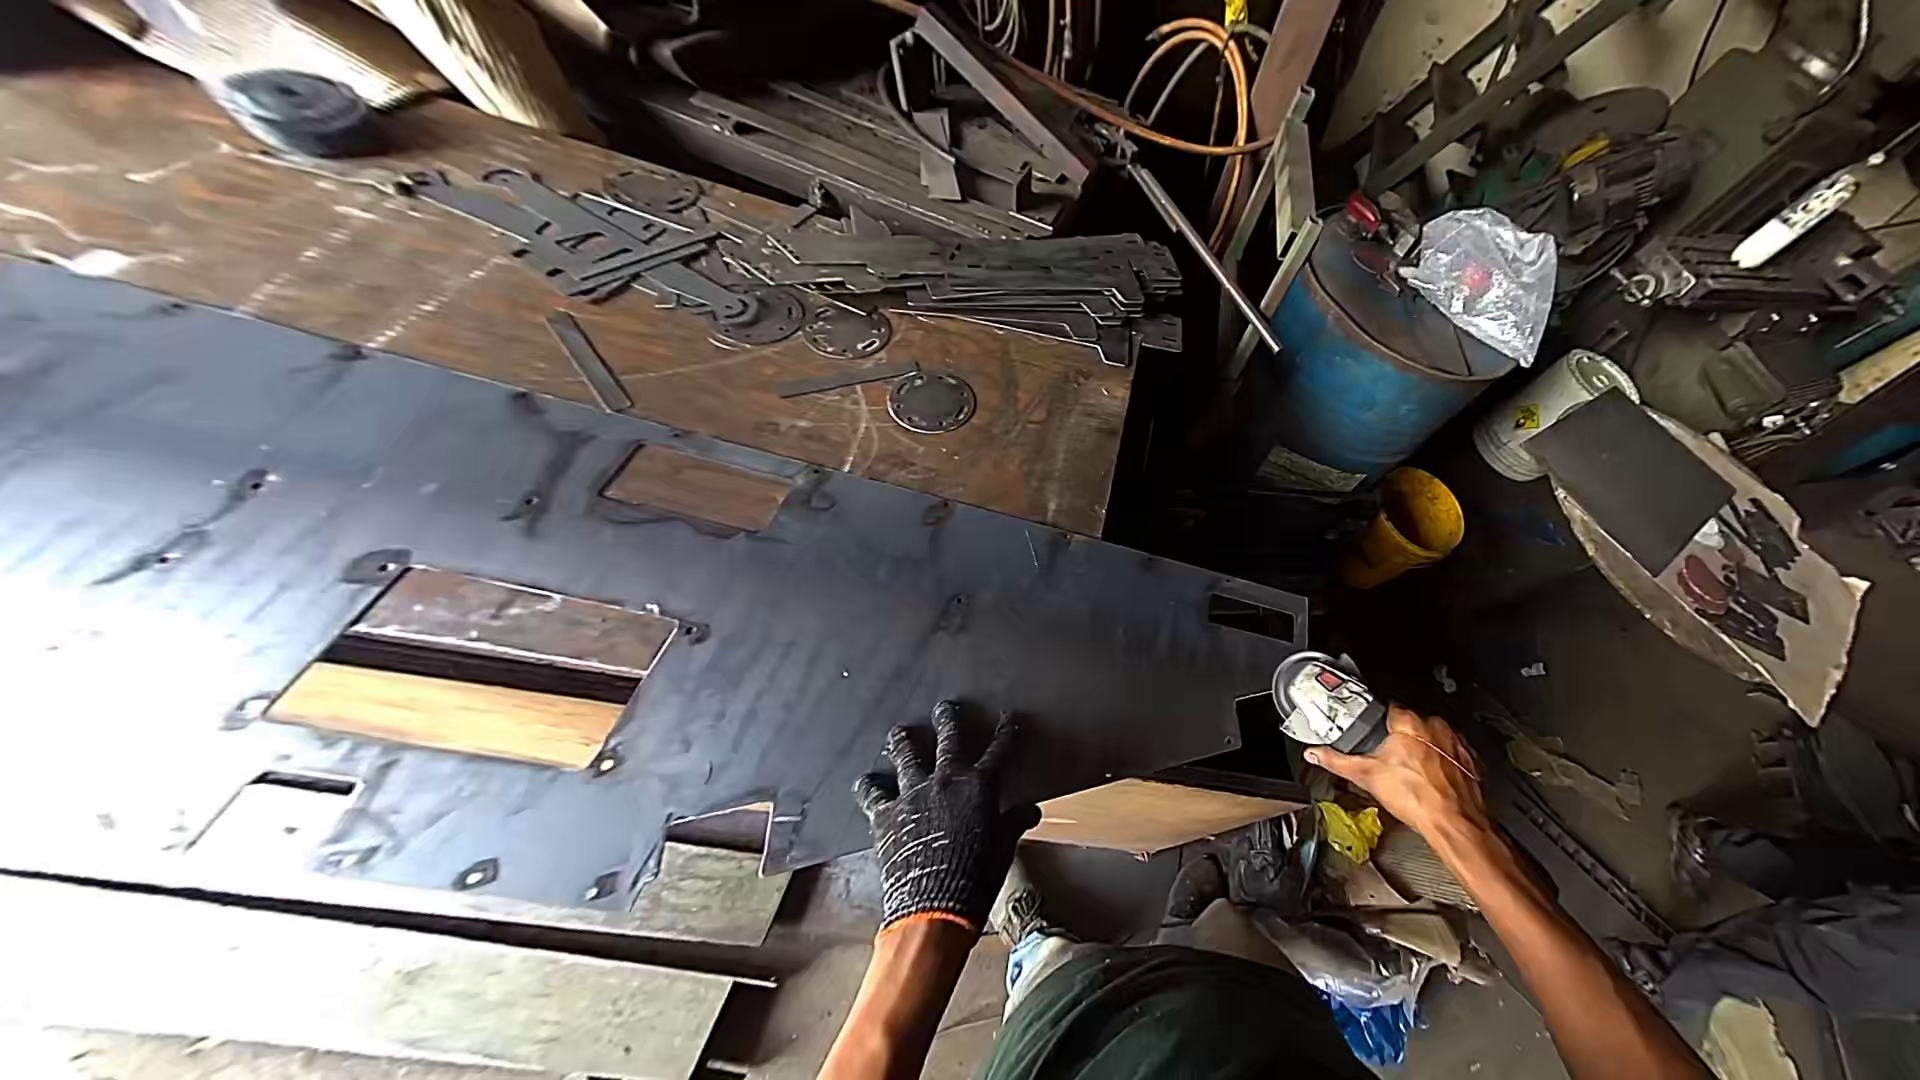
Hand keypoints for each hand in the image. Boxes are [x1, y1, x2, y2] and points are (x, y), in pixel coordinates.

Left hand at [854, 701, 1038, 933]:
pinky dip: (869, 787)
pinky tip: (867, 782)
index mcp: (979, 786)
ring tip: (898, 732)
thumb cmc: (977, 879)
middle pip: (948, 738)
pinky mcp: (886, 813)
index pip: (999, 750)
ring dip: (902, 741)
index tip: (1009, 718)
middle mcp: (945, 779)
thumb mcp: (1004, 849)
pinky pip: (872, 792)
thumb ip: (1014, 823)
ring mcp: (913, 793)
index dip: (1006, 732)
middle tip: (944, 707)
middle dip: (948, 718)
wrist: (934, 908)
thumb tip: (1031, 809)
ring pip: (905, 755)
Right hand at [1306, 706, 1489, 837]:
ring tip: (1412, 768)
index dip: (1380, 722)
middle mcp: (1436, 728)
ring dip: (1425, 747)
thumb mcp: (1365, 775)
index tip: (1376, 732)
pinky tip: (1432, 778)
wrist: (1454, 824)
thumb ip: (1336, 760)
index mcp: (1409, 723)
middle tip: (1392, 755)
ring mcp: (1457, 744)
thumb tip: (1314, 753)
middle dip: (1403, 736)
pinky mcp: (1473, 762)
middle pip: (1413, 723)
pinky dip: (1444, 761)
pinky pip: (1453, 753)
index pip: (1391, 709)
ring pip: (1435, 737)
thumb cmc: (1416, 798)